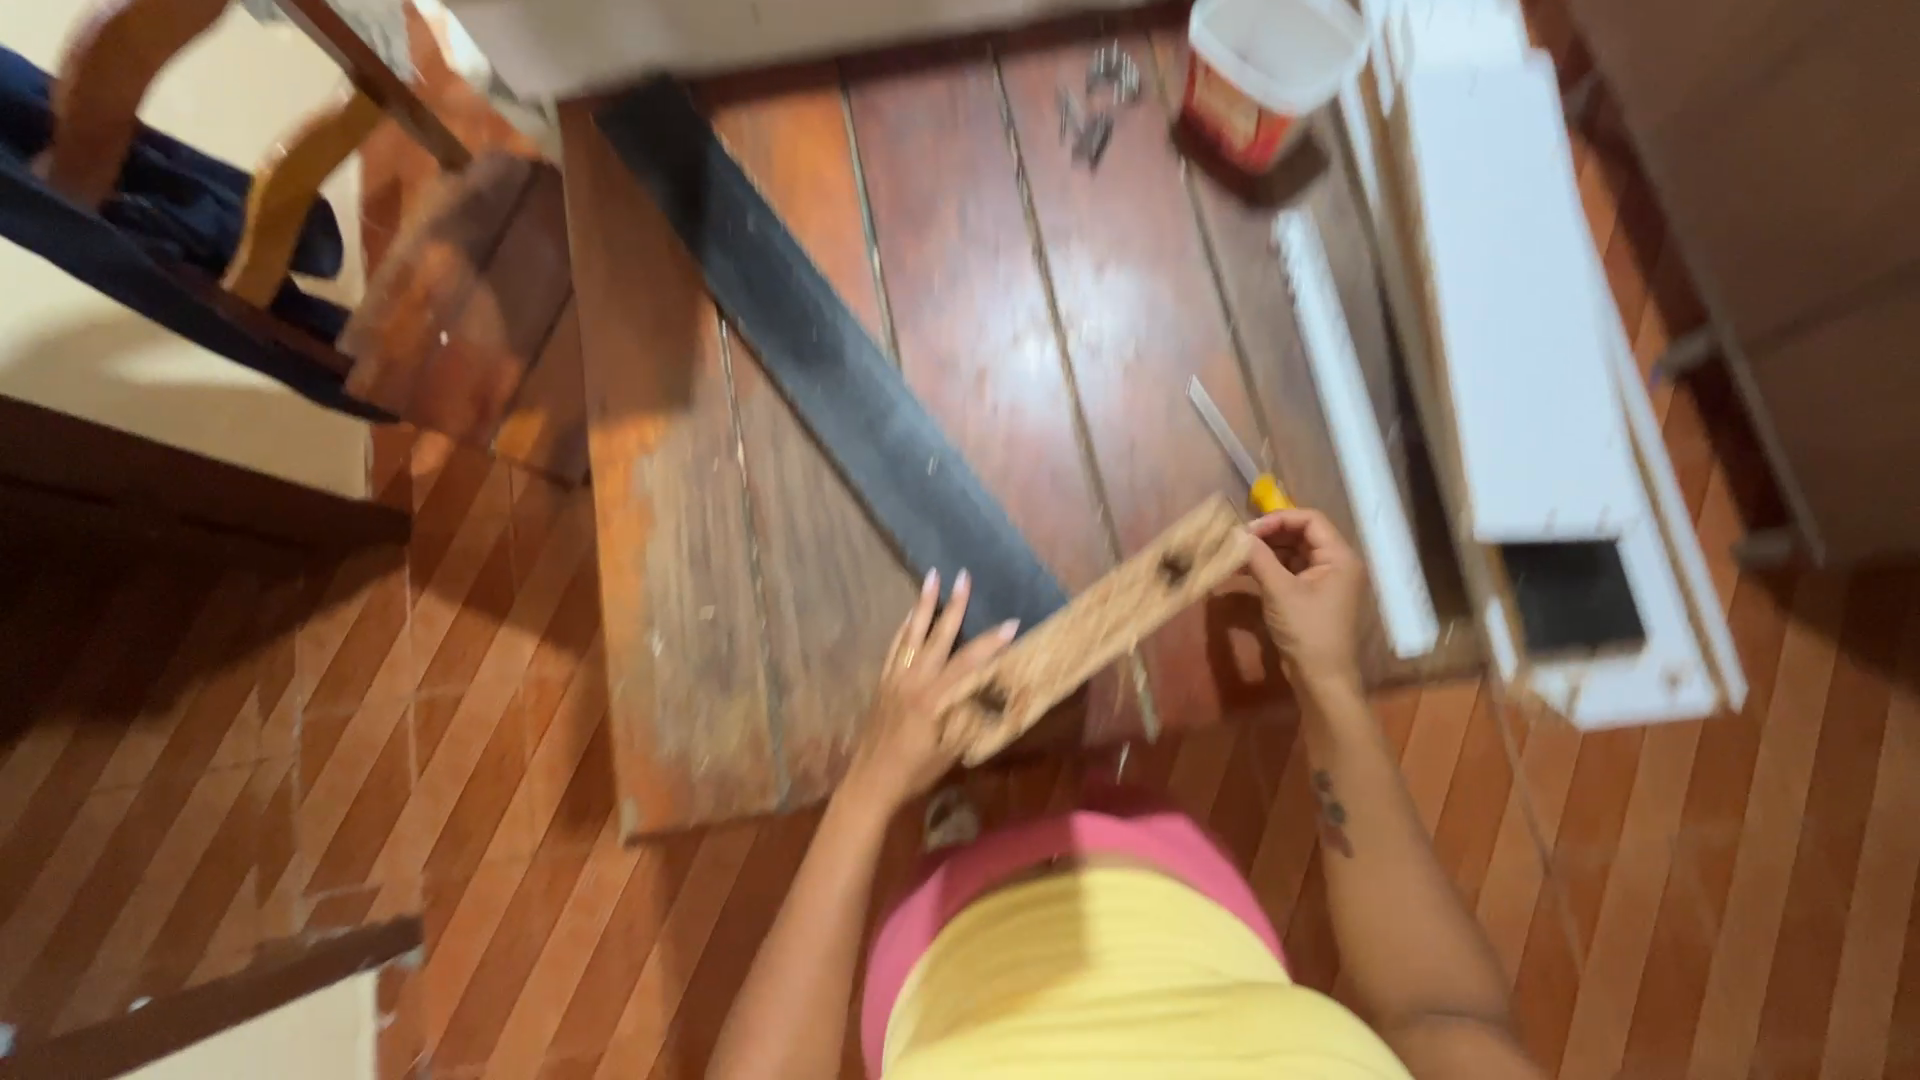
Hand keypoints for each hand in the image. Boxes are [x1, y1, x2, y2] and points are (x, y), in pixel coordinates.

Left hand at [841, 569, 1018, 816]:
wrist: (870, 783)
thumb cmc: (915, 772)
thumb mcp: (951, 751)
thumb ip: (970, 719)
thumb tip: (993, 694)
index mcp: (933, 698)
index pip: (968, 663)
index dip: (991, 643)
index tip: (1012, 624)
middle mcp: (913, 680)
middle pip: (938, 636)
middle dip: (954, 605)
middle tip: (964, 577)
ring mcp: (895, 678)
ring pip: (913, 634)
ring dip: (924, 605)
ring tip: (933, 577)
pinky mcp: (883, 682)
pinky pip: (895, 647)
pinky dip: (904, 628)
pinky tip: (911, 614)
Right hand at [1243, 508, 1365, 691]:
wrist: (1321, 677)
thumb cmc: (1307, 631)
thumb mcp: (1279, 591)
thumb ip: (1258, 558)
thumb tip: (1235, 534)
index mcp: (1339, 557)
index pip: (1310, 520)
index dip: (1277, 519)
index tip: (1247, 530)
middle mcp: (1336, 564)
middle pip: (1301, 534)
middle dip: (1268, 535)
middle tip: (1238, 541)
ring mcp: (1324, 580)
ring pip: (1292, 553)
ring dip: (1264, 552)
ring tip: (1236, 556)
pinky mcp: (1311, 596)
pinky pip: (1289, 571)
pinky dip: (1268, 568)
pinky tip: (1243, 571)